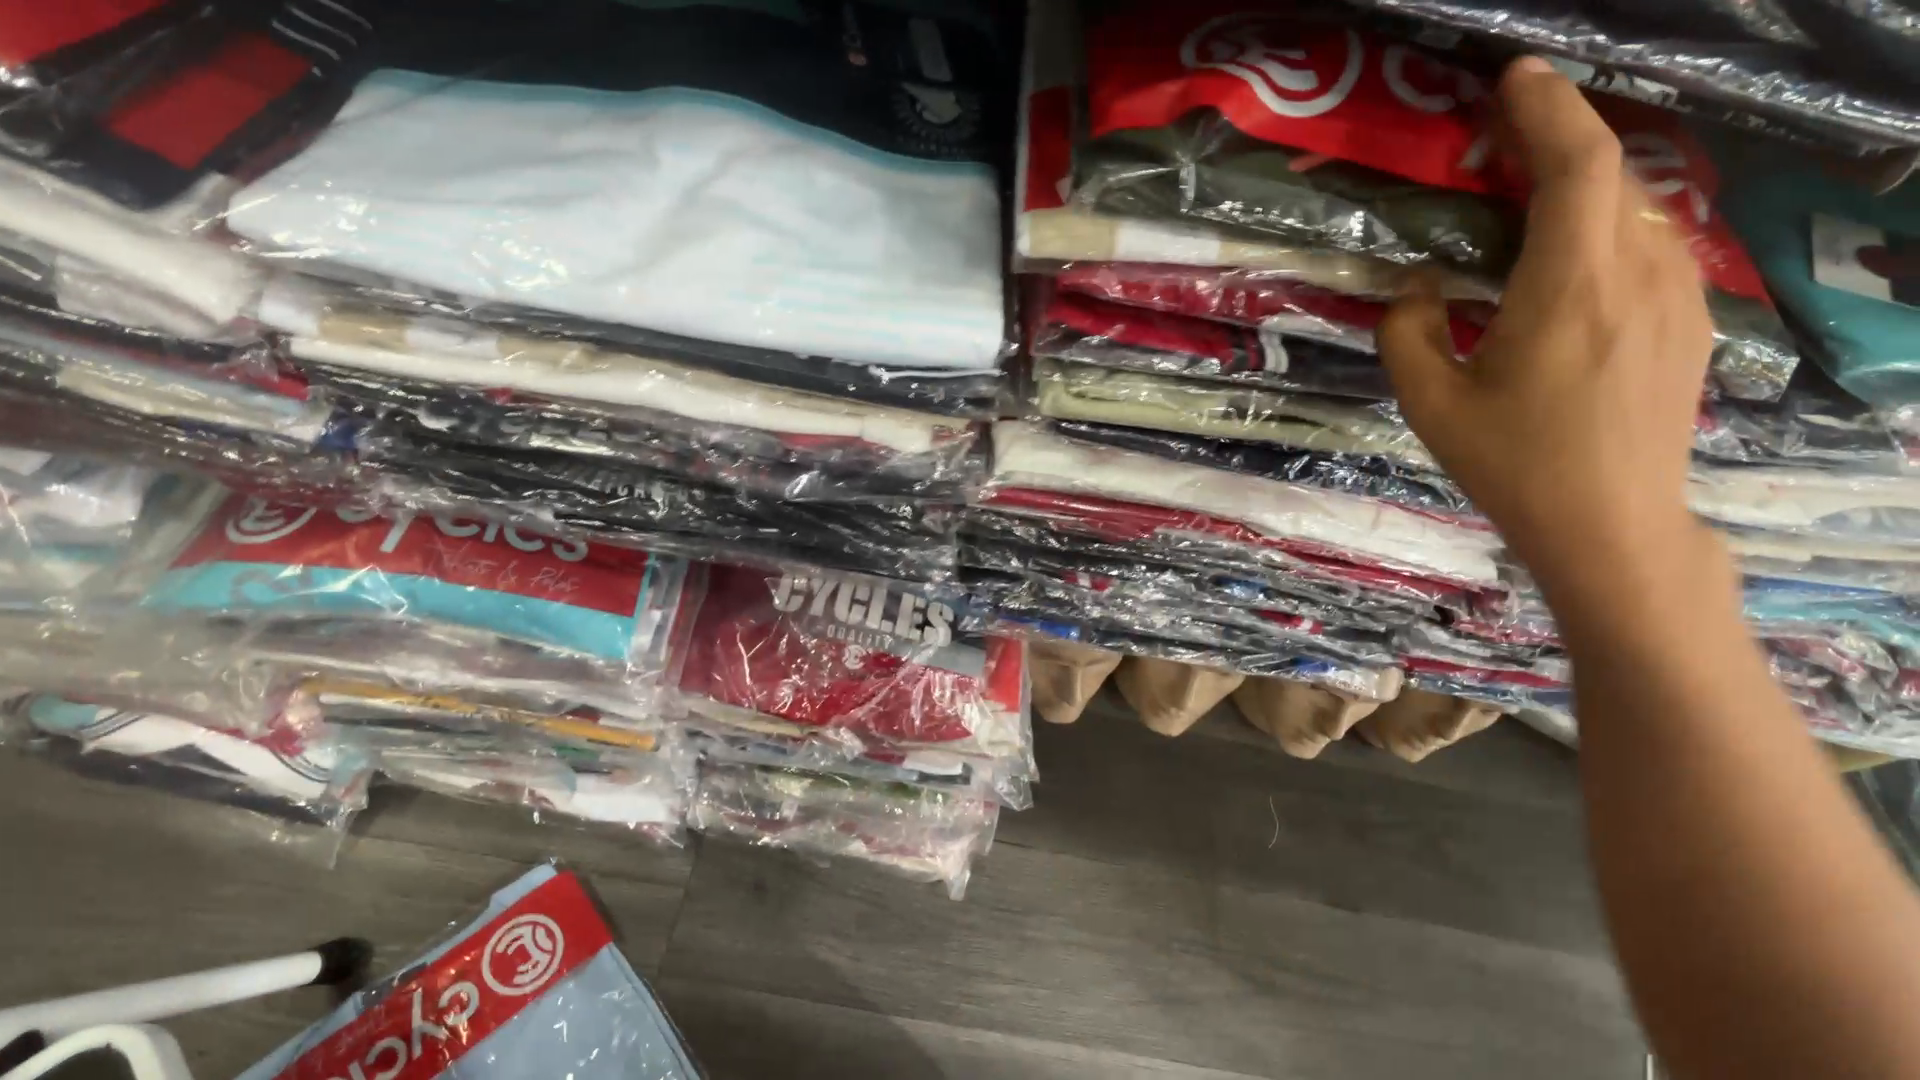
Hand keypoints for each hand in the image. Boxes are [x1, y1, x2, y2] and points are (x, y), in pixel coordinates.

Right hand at [1379, 57, 1714, 597]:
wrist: (1612, 527)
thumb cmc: (1513, 466)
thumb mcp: (1431, 404)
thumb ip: (1409, 331)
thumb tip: (1421, 285)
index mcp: (1569, 289)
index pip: (1576, 165)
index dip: (1546, 110)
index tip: (1513, 79)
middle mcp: (1637, 275)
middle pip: (1609, 175)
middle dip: (1556, 143)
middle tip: (1497, 149)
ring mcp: (1677, 297)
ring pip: (1635, 208)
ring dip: (1582, 190)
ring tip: (1528, 206)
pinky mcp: (1690, 322)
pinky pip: (1651, 247)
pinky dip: (1607, 229)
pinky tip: (1569, 264)